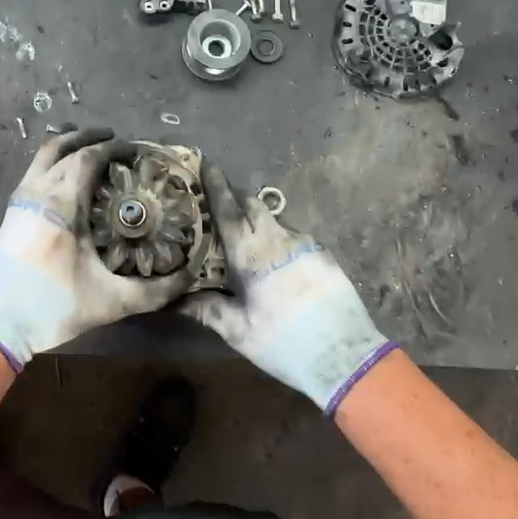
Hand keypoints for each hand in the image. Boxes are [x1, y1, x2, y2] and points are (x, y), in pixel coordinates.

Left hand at [0, 129, 191, 368]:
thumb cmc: (52, 307)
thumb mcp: (110, 301)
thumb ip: (153, 291)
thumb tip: (188, 277)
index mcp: (61, 204)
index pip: (88, 157)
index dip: (113, 148)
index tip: (135, 150)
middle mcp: (38, 190)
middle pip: (64, 147)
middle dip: (91, 138)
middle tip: (117, 142)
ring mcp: (21, 198)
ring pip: (44, 154)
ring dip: (69, 144)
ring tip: (92, 149)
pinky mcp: (12, 210)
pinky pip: (35, 169)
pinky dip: (54, 161)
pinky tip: (69, 178)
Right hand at [181, 165, 395, 414]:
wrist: (344, 355)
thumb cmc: (283, 342)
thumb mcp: (238, 331)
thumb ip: (207, 310)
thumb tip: (173, 300)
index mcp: (252, 253)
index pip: (229, 209)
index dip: (216, 185)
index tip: (207, 163)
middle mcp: (278, 239)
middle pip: (254, 205)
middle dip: (236, 197)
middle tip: (220, 201)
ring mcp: (306, 245)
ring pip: (275, 220)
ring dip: (259, 221)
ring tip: (247, 237)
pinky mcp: (324, 256)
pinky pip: (295, 237)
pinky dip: (279, 239)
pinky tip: (277, 261)